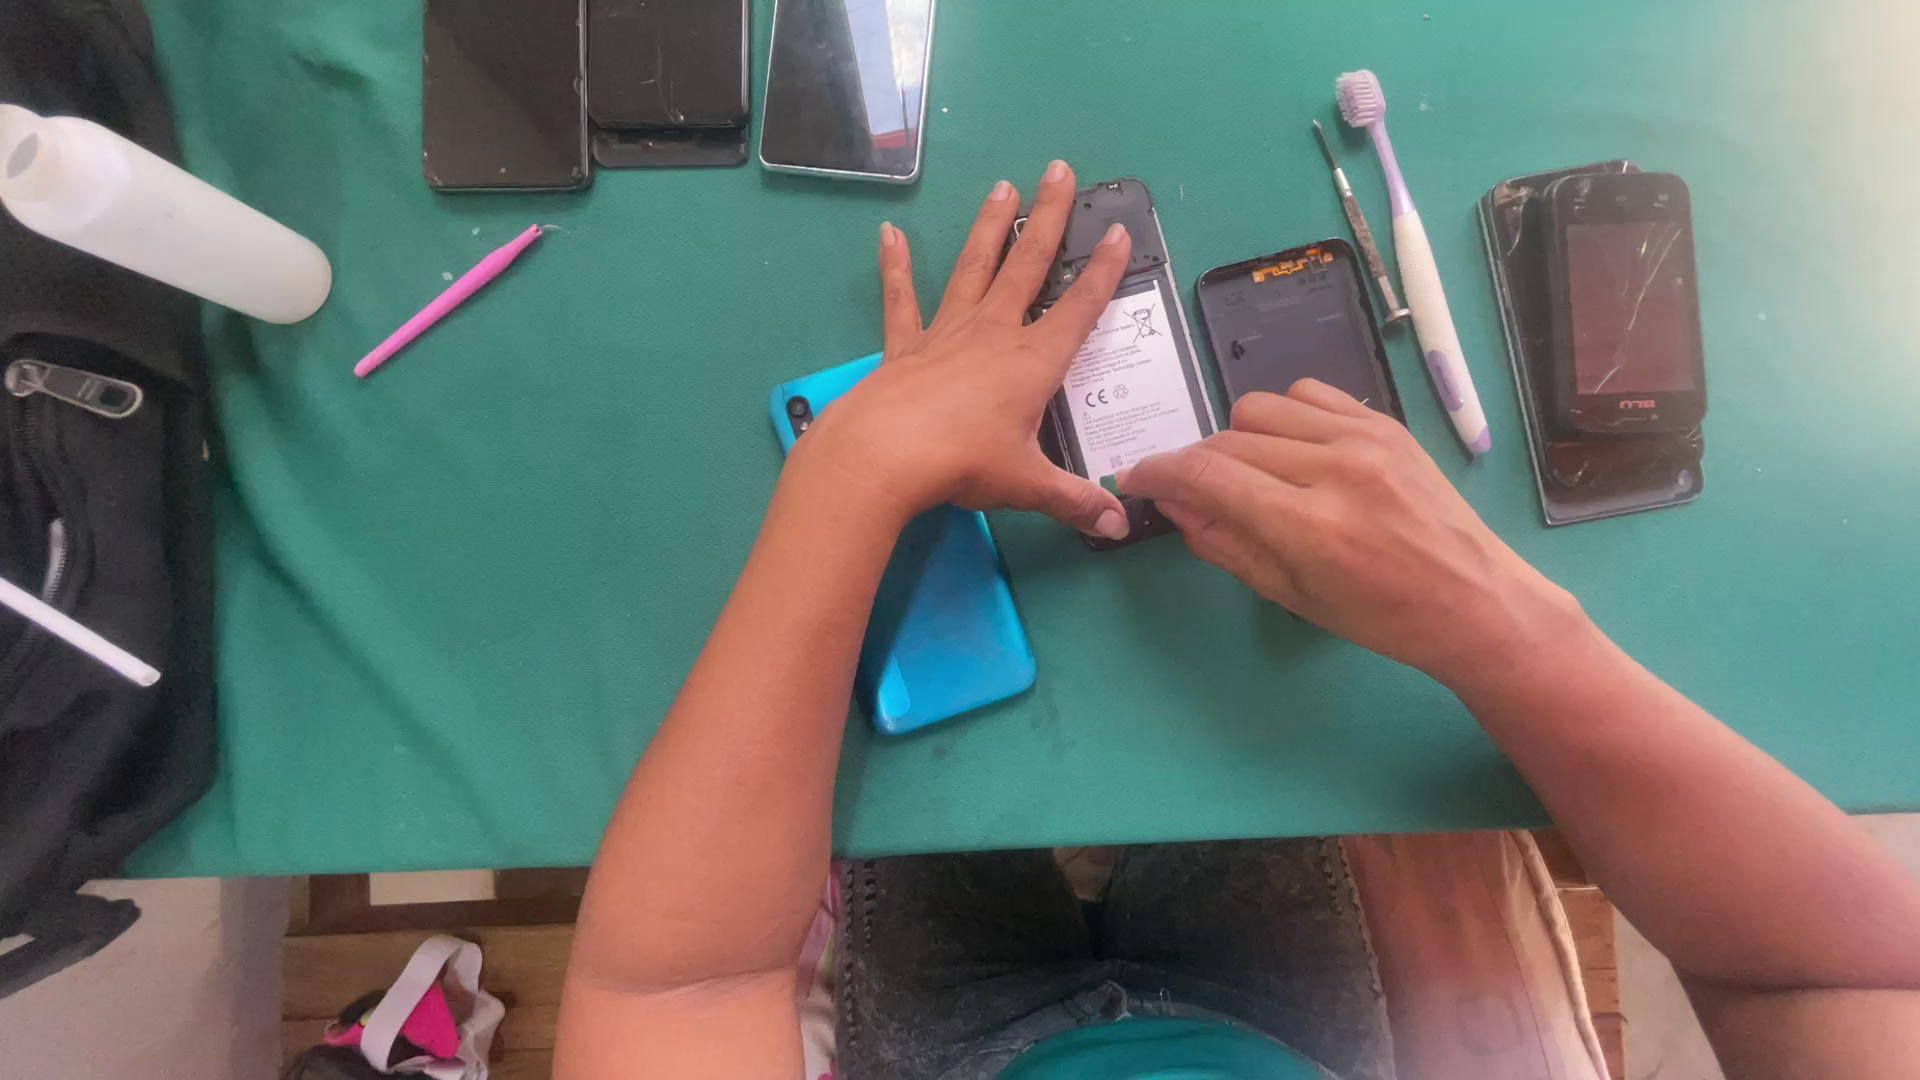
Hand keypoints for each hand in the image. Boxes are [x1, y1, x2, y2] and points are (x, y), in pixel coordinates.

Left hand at [794, 160, 1132, 539]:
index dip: (1101, 273)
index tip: (1118, 234)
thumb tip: (1118, 526)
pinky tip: (890, 236)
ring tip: (1003, 189)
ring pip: (974, 271)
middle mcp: (993, 335)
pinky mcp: (905, 348)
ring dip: (990, 229)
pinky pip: (902, 302)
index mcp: (1032, 362)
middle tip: (1059, 170)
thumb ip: (1075, 502)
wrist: (886, 456)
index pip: (1078, 310)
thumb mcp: (1027, 485)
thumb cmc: (963, 463)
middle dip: (1048, 219)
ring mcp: (947, 335)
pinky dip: (897, 269)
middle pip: (1028, 267)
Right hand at [1118, 380, 1585, 687]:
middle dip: (1192, 465)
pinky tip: (1289, 449)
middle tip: (1190, 492)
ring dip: (1234, 440)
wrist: (1474, 600)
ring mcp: (1364, 437)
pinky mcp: (1383, 422)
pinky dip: (1280, 418)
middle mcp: (1334, 469)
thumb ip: (1219, 541)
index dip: (1157, 473)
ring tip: (1248, 473)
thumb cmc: (1375, 615)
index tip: (1134, 478)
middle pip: (1226, 441)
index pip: (1206, 476)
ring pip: (1258, 409)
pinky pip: (1305, 393)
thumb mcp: (1285, 592)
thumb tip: (1170, 503)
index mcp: (1308, 526)